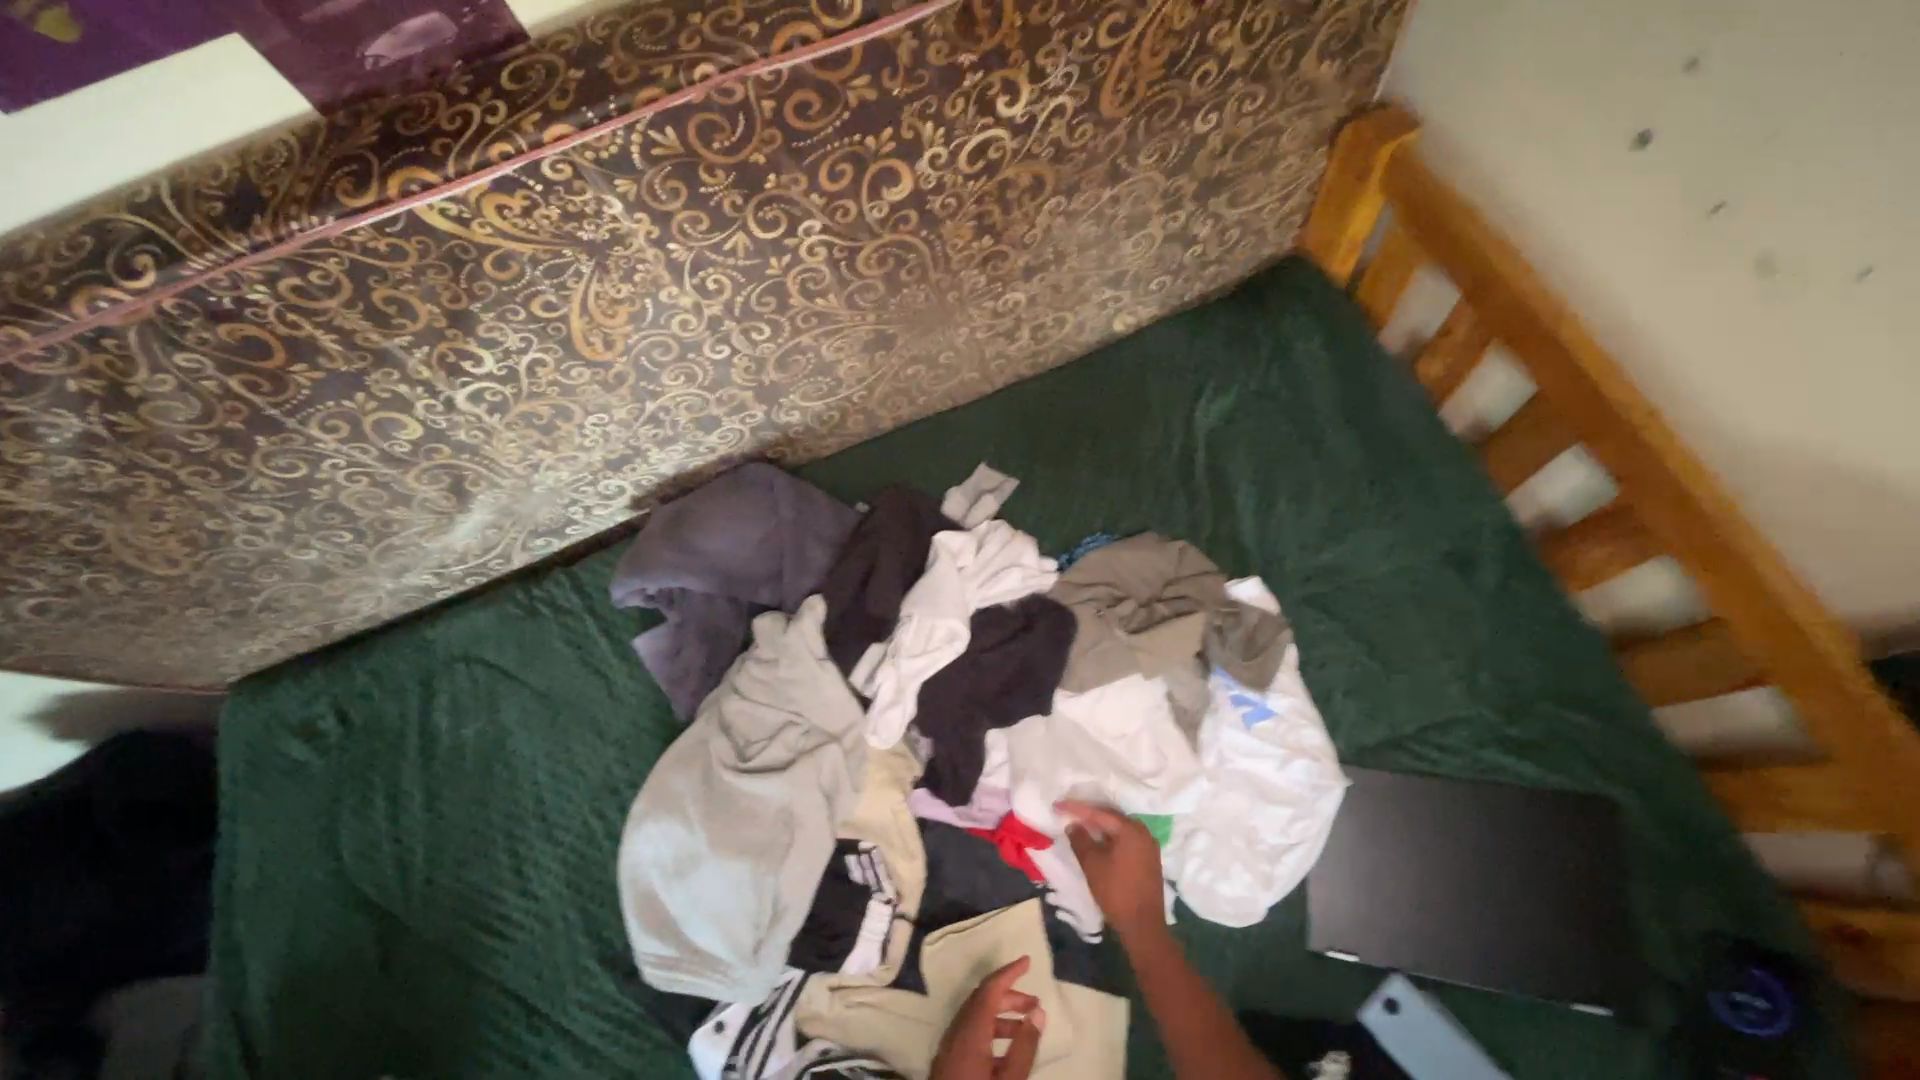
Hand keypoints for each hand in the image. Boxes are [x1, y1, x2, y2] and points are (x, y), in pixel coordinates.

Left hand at [929, 955, 1045, 1079]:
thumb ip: (1025, 1046)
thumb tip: (1038, 1013)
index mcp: (970, 1031)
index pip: (989, 990)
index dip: (1008, 972)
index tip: (1027, 961)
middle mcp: (956, 1032)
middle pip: (982, 1000)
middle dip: (1009, 995)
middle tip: (1035, 1003)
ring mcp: (949, 1047)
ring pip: (976, 1017)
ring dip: (1001, 1015)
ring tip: (1027, 1026)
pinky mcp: (948, 1061)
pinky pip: (970, 1032)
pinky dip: (991, 1030)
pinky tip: (1007, 1048)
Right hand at [1056, 800, 1165, 941]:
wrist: (1143, 925)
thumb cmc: (1115, 892)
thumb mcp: (1092, 865)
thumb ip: (1080, 840)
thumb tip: (1073, 825)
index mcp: (1130, 830)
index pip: (1099, 813)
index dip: (1076, 809)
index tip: (1058, 805)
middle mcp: (1143, 832)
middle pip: (1112, 817)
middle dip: (1090, 815)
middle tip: (1069, 813)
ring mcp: (1149, 846)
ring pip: (1120, 829)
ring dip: (1101, 827)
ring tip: (1081, 826)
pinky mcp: (1150, 858)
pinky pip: (1127, 840)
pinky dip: (1112, 838)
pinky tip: (1100, 842)